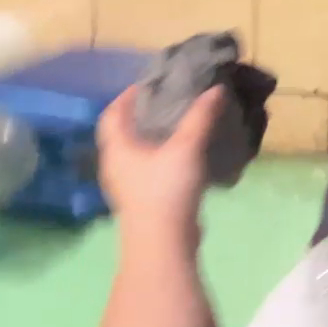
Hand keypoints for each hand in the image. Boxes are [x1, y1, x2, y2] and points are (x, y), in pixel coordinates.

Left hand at [97, 85, 221, 256]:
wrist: (163, 243)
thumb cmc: (166, 189)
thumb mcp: (186, 147)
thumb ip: (200, 116)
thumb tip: (215, 88)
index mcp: (117, 149)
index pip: (112, 114)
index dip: (126, 96)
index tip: (149, 84)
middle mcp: (116, 165)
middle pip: (123, 132)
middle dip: (142, 114)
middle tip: (168, 100)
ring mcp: (127, 185)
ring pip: (136, 151)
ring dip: (152, 136)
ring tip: (179, 123)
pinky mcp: (142, 199)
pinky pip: (148, 168)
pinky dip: (161, 155)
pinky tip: (183, 153)